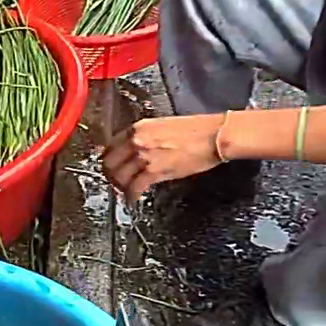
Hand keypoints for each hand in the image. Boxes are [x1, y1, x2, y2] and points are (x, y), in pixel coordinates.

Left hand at [104, 114, 223, 195]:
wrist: (215, 135)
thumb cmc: (196, 130)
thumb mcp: (161, 126)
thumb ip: (144, 137)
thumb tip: (134, 149)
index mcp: (137, 128)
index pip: (110, 146)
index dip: (109, 159)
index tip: (112, 166)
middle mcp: (136, 141)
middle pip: (109, 162)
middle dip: (110, 174)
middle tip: (115, 181)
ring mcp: (143, 156)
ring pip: (119, 176)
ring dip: (120, 186)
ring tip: (124, 191)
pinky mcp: (154, 171)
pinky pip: (134, 187)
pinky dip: (131, 196)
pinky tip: (132, 199)